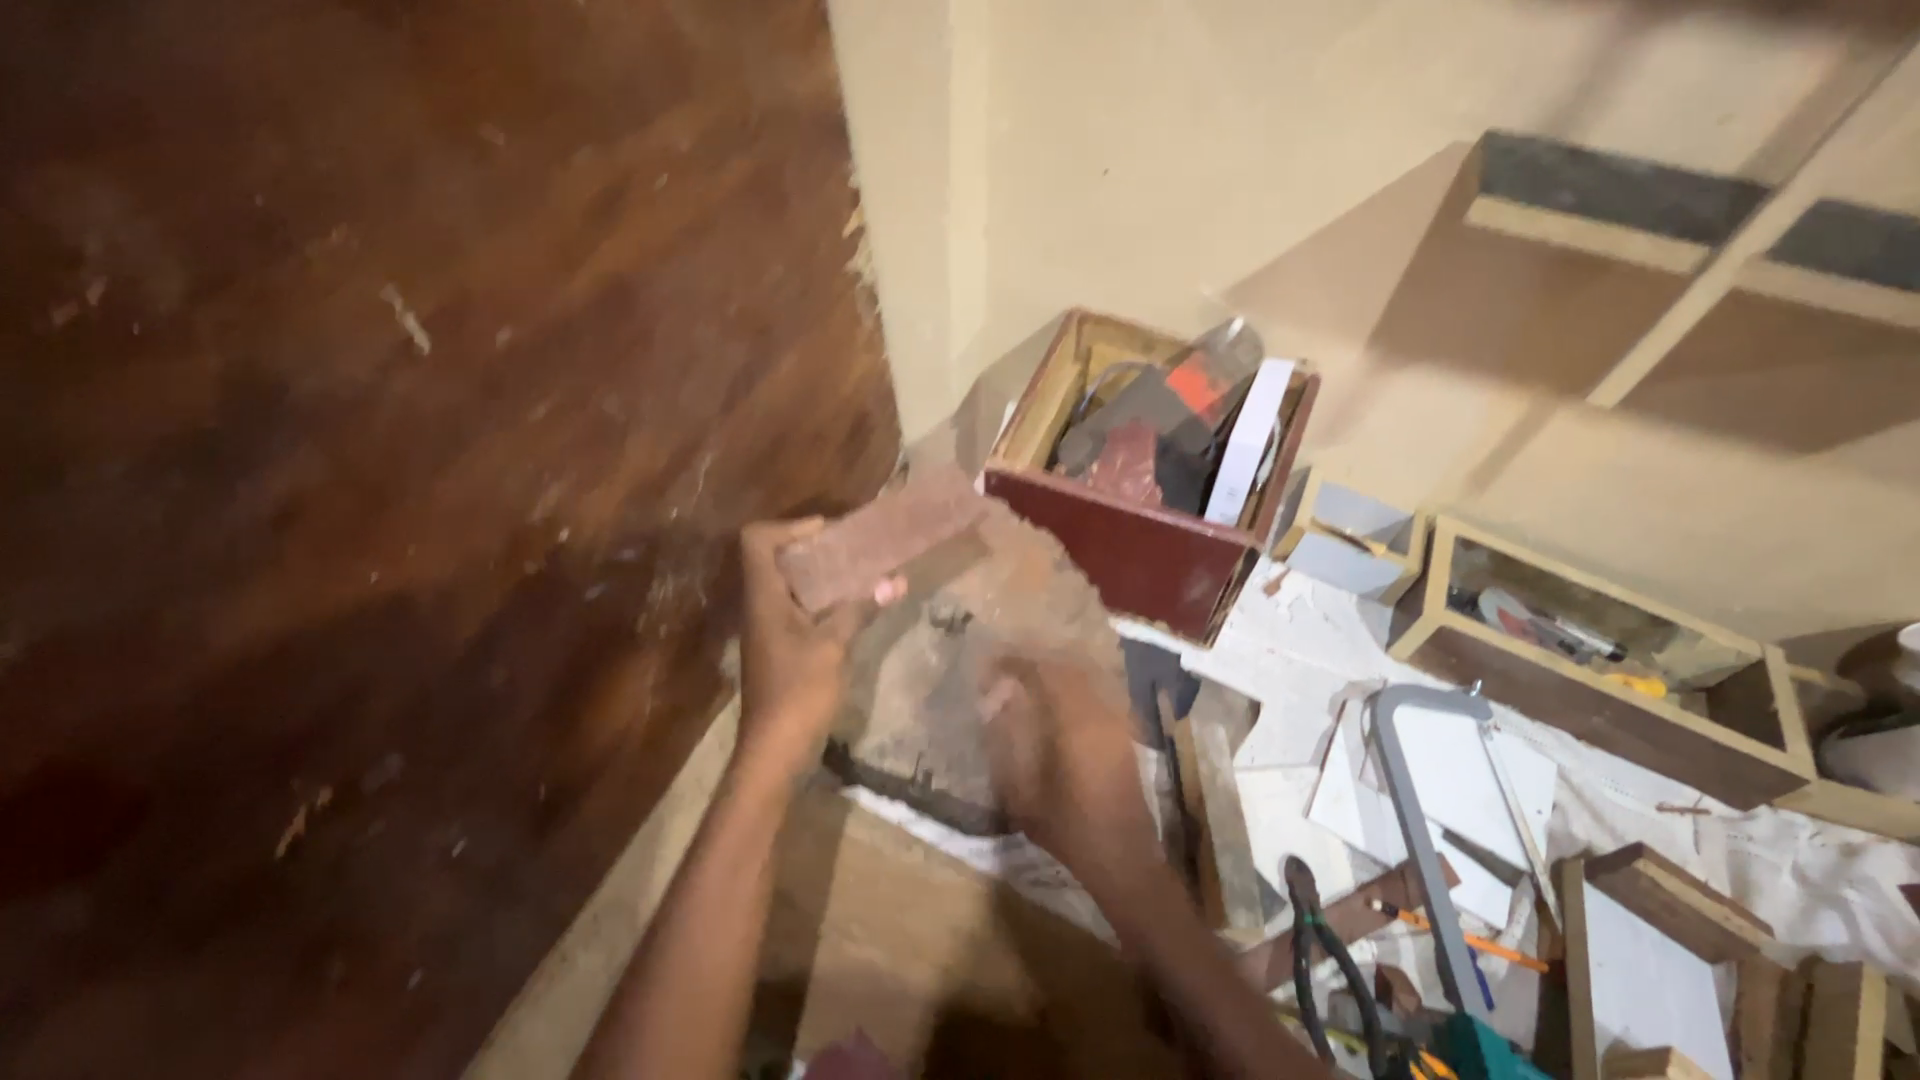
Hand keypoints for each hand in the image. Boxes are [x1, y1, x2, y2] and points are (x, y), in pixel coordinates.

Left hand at [736, 518, 903, 779]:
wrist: (775, 750)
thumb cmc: (798, 692)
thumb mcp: (833, 646)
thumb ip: (860, 608)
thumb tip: (896, 579)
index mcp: (764, 598)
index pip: (757, 541)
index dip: (789, 527)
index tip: (829, 532)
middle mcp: (761, 607)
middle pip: (777, 559)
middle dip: (815, 548)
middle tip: (855, 548)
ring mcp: (770, 629)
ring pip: (792, 586)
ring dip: (824, 576)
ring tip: (863, 572)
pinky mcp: (784, 649)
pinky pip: (801, 610)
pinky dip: (826, 602)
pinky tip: (856, 609)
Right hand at [978, 653, 1160, 890]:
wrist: (1123, 858)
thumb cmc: (1069, 829)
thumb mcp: (1023, 794)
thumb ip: (1006, 743)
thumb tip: (993, 703)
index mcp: (1076, 722)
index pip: (1043, 670)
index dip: (1014, 661)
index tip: (989, 665)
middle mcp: (1101, 711)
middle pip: (1067, 665)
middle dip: (1033, 660)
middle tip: (1004, 667)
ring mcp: (1118, 719)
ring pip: (1085, 674)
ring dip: (1054, 669)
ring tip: (1024, 679)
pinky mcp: (1125, 731)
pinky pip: (1097, 690)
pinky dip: (1073, 684)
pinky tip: (1054, 699)